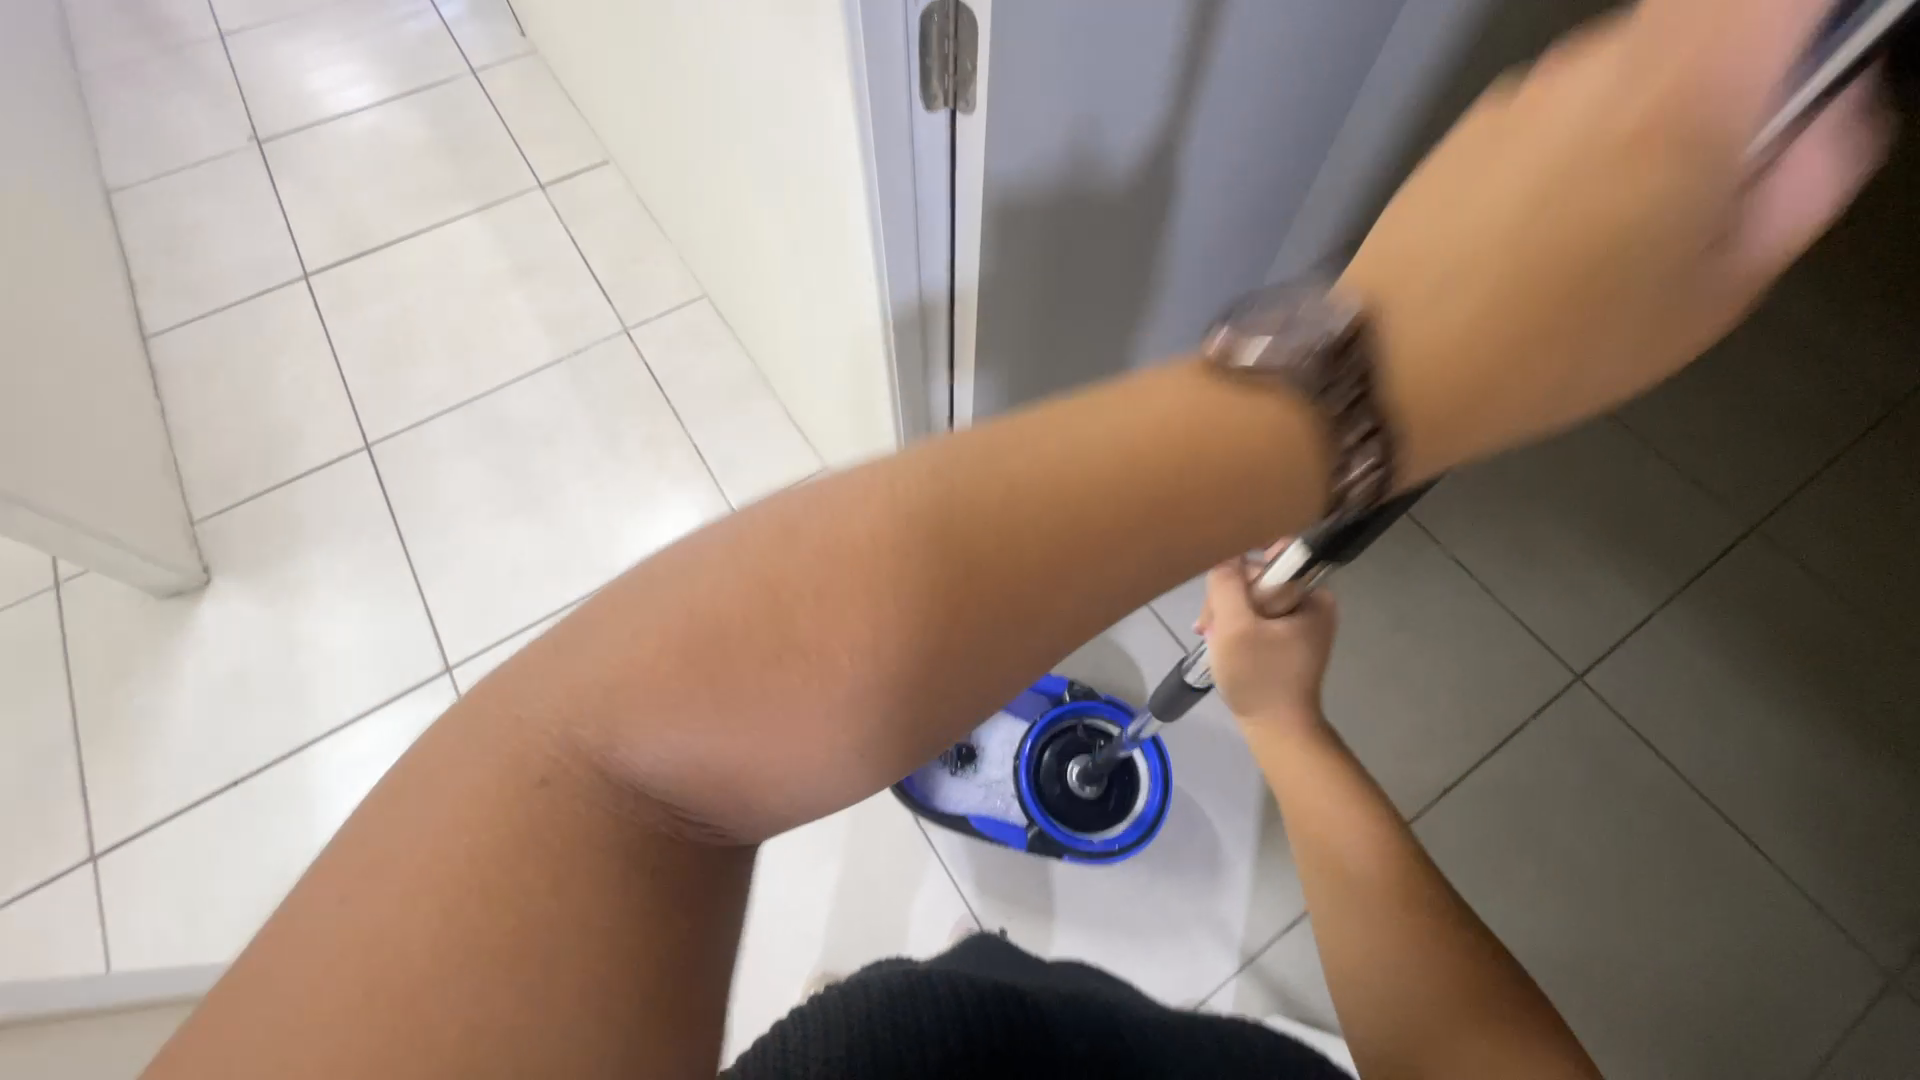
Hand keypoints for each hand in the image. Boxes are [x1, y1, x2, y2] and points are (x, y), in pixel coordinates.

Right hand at [1198, 554, 1337, 736]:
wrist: (1276, 728)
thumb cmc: (1259, 676)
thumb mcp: (1234, 625)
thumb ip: (1226, 584)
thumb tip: (1225, 558)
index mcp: (1313, 594)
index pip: (1272, 557)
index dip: (1241, 572)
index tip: (1225, 598)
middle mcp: (1312, 602)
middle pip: (1258, 579)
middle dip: (1228, 599)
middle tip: (1211, 627)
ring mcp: (1300, 622)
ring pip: (1251, 599)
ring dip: (1226, 615)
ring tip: (1213, 639)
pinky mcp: (1288, 638)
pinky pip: (1255, 617)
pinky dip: (1235, 628)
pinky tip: (1221, 645)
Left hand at [1346, 0, 1891, 485]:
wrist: (1388, 372)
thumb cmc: (1554, 348)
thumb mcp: (1722, 284)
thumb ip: (1812, 169)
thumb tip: (1833, 104)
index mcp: (1689, 84)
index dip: (1802, 27)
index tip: (1797, 78)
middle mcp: (1591, 67)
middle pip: (1699, 24)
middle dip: (1718, 85)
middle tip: (1694, 186)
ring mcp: (1512, 100)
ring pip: (1612, 77)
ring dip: (1629, 127)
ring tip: (1593, 234)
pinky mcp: (1454, 138)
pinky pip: (1538, 122)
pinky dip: (1556, 156)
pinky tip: (1526, 238)